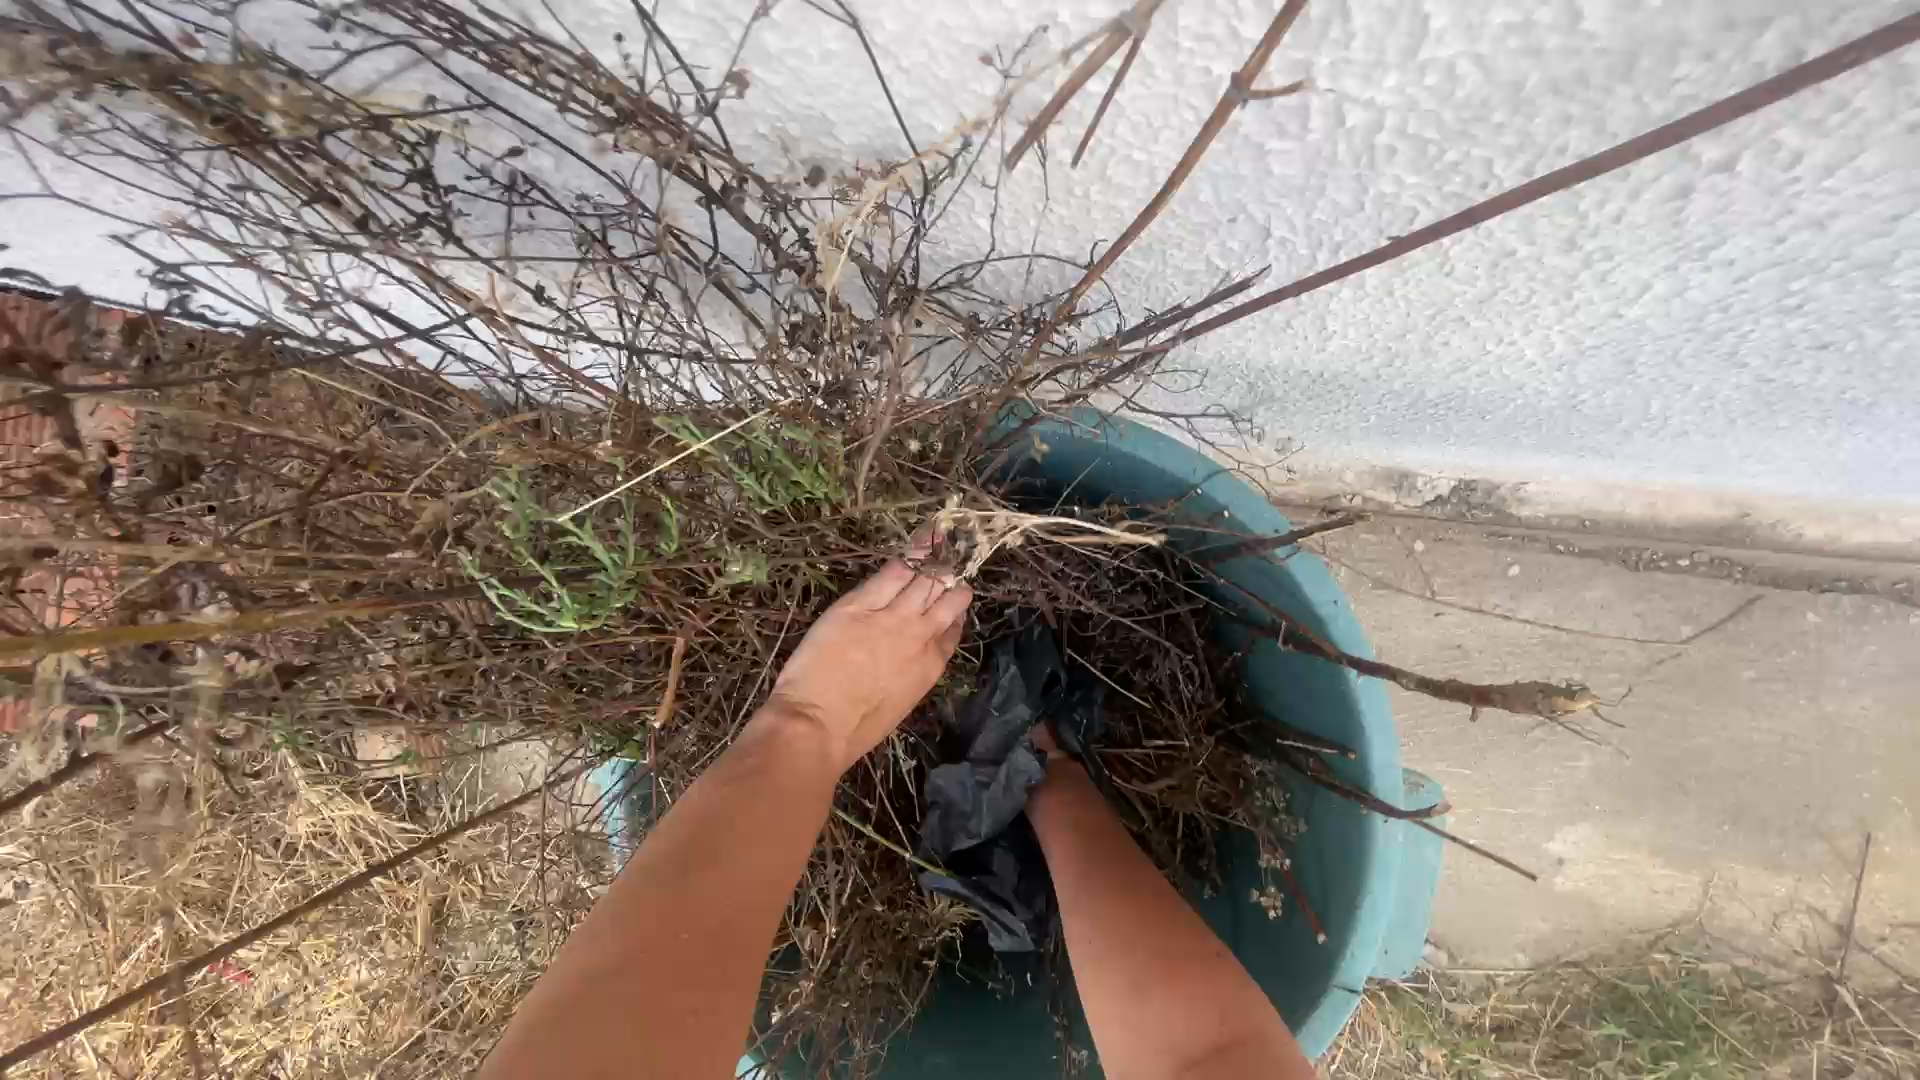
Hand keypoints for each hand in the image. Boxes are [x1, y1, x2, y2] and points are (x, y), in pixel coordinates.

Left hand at [761, 560, 971, 773]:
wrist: (818, 725)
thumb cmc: (854, 729)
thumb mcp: (899, 703)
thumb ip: (911, 672)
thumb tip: (910, 653)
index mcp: (930, 665)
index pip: (952, 629)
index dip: (954, 611)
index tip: (954, 599)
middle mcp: (919, 635)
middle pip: (944, 597)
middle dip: (950, 579)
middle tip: (951, 562)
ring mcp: (890, 617)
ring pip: (923, 580)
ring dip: (934, 560)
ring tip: (940, 539)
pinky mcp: (859, 605)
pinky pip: (890, 574)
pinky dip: (909, 555)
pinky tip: (918, 541)